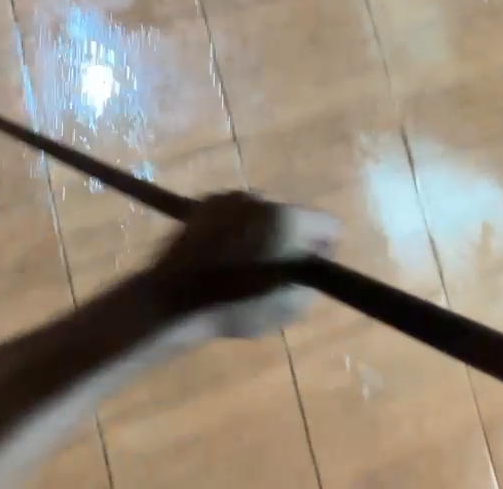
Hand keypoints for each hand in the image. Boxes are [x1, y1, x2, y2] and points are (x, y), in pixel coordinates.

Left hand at [145, 192, 339, 338]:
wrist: (175, 296)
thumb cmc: (237, 306)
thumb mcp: (290, 306)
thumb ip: (312, 279)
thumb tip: (314, 261)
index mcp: (286, 219)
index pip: (328, 224)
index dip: (323, 246)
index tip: (311, 267)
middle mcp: (259, 198)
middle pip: (291, 215)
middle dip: (290, 237)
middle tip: (276, 268)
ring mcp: (228, 196)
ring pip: (261, 212)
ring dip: (262, 231)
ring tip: (245, 263)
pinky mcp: (205, 201)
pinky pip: (235, 212)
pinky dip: (236, 227)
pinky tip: (224, 253)